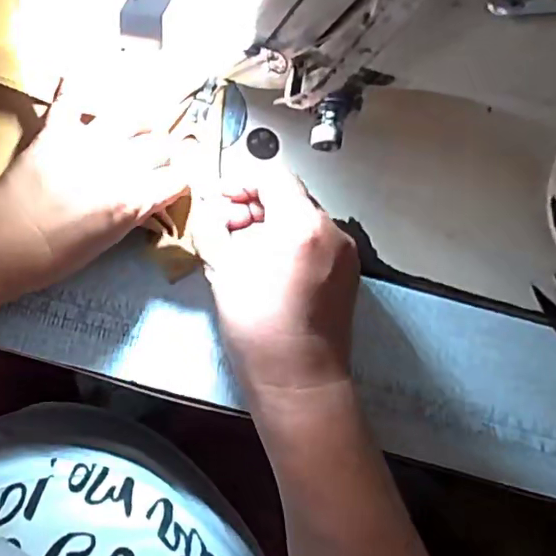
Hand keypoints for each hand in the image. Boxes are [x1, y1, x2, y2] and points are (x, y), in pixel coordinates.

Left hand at [0, 84, 190, 297]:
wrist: (2, 242)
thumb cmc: (52, 257)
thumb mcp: (105, 242)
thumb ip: (131, 213)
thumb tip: (144, 198)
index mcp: (135, 199)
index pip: (178, 177)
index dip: (179, 178)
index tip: (174, 178)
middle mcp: (120, 165)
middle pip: (160, 145)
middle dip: (162, 152)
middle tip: (152, 157)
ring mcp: (89, 142)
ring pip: (131, 116)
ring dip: (136, 122)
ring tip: (131, 128)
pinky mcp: (57, 130)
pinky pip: (72, 97)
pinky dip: (75, 87)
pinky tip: (79, 75)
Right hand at [194, 160, 359, 403]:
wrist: (297, 378)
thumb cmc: (257, 323)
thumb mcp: (222, 267)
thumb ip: (214, 227)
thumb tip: (210, 209)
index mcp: (302, 224)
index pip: (274, 177)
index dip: (242, 182)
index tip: (220, 199)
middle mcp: (332, 233)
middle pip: (289, 198)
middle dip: (253, 206)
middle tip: (224, 228)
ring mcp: (344, 255)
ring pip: (299, 222)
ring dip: (267, 227)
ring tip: (239, 252)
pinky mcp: (345, 276)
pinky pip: (311, 245)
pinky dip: (285, 245)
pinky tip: (262, 270)